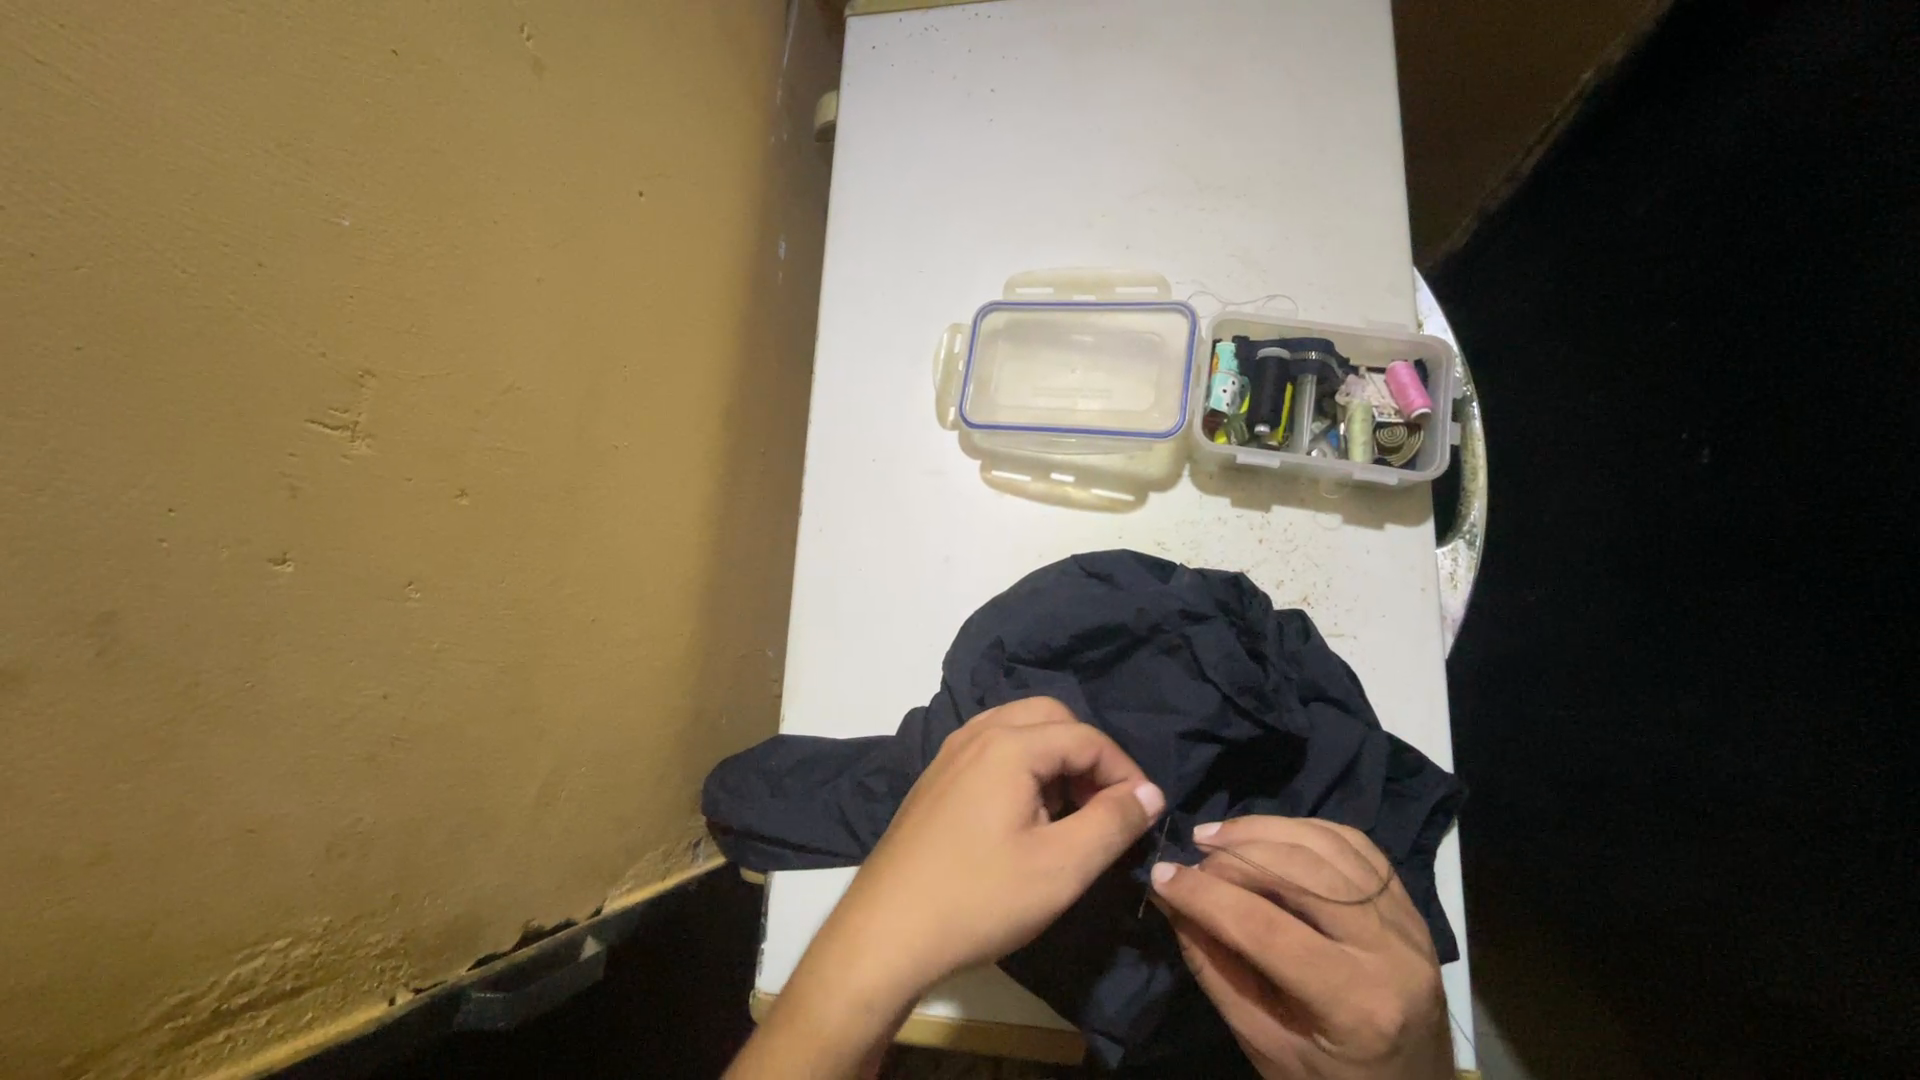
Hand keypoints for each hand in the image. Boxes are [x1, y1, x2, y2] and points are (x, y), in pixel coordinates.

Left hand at [828, 695, 1164, 997]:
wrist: (885, 933)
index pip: (1086, 737)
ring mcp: (950, 754)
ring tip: (1069, 813)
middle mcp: (976, 734)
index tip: (1142, 815)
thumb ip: (1112, 823)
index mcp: (1008, 745)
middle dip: (1088, 755)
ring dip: (1055, 760)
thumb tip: (1148, 793)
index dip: (1124, 772)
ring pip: (1019, 731)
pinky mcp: (936, 779)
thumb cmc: (979, 899)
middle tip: (1104, 806)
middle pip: (1051, 718)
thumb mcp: (1061, 868)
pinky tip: (1025, 818)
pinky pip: (992, 751)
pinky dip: (1023, 768)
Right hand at [1149, 817, 1452, 1079]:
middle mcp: (1392, 952)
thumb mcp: (1262, 1040)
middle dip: (1234, 855)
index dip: (1205, 895)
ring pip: (1326, 846)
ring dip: (1262, 831)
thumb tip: (1168, 897)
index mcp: (1357, 1005)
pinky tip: (1267, 835)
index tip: (1161, 875)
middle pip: (1300, 872)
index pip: (1266, 928)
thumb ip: (1213, 966)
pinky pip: (1353, 843)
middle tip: (1192, 856)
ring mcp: (1408, 922)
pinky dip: (1302, 829)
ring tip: (1216, 836)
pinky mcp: (1410, 904)